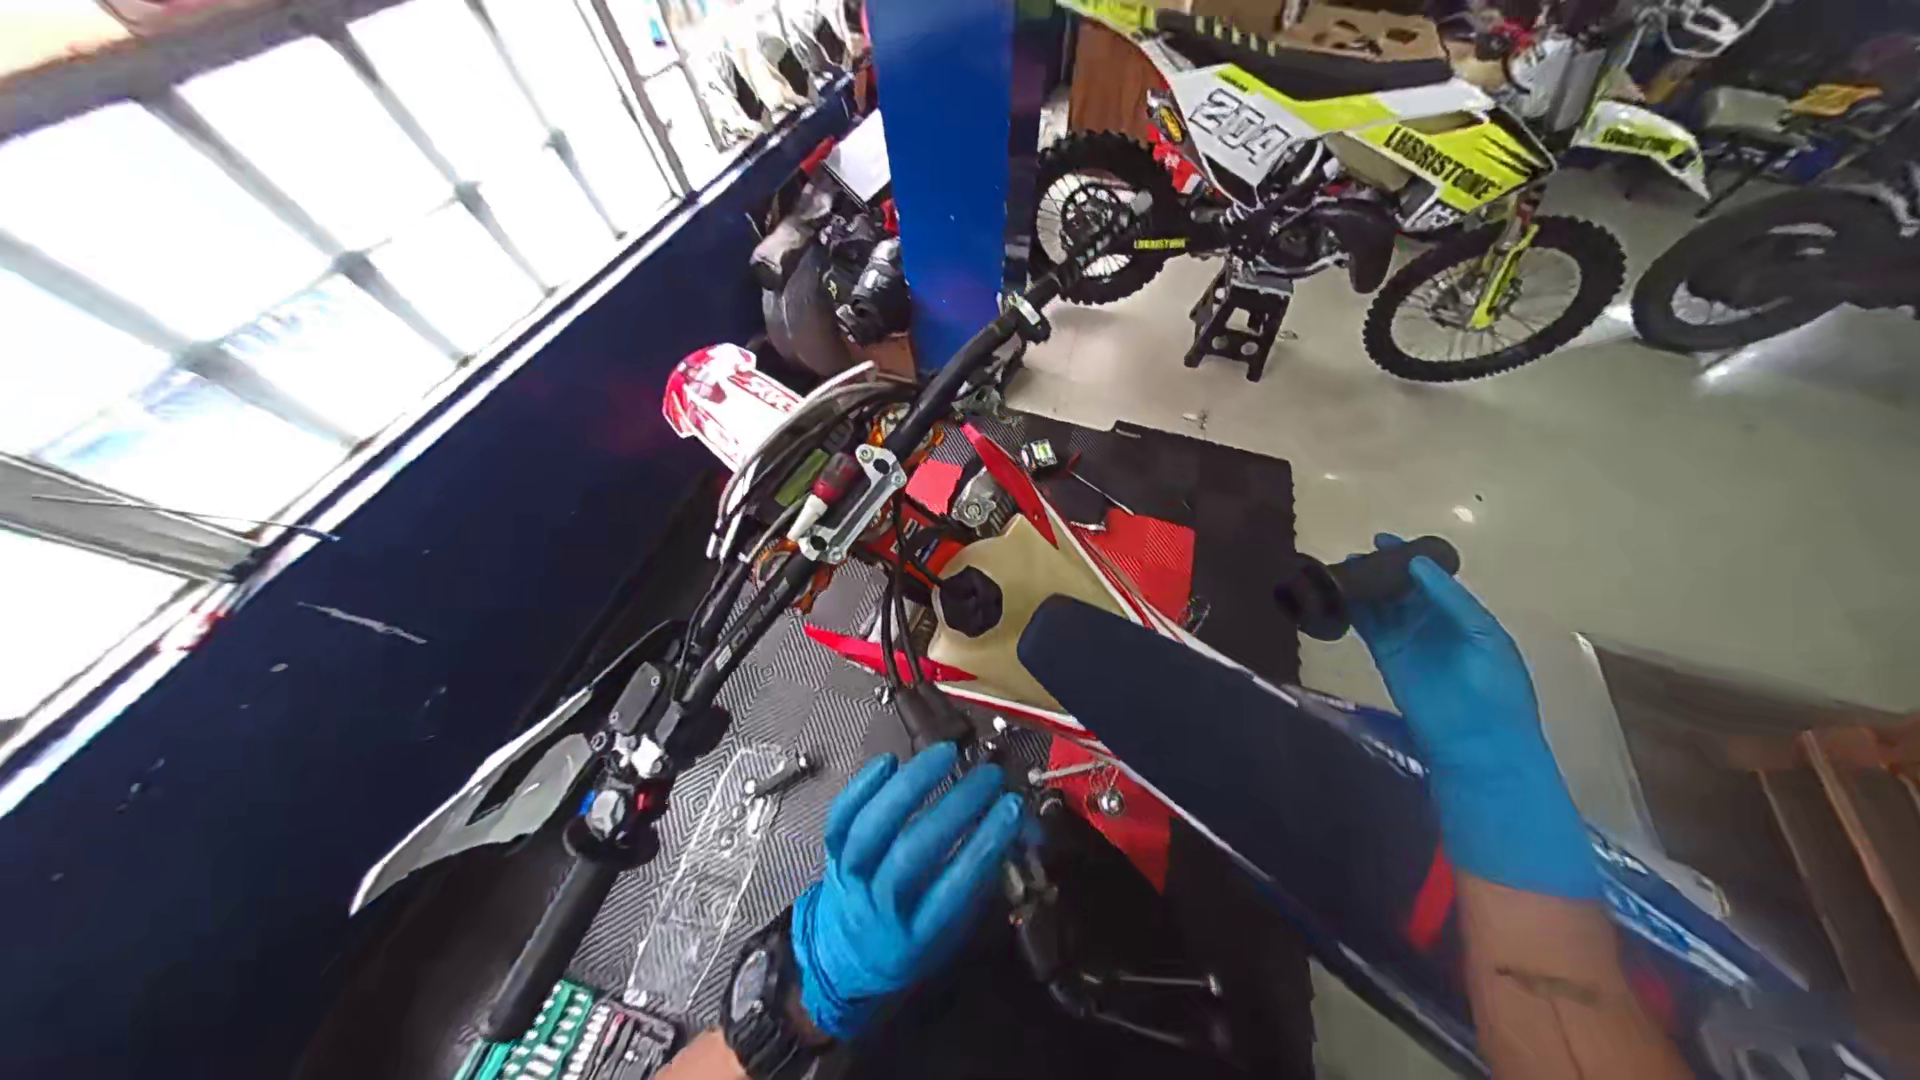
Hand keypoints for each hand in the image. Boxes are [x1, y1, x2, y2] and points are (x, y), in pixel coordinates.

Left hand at [790, 743, 1025, 1038]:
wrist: (846, 959)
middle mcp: (880, 907)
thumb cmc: (914, 940)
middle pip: (912, 853)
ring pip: (871, 829)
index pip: (955, 887)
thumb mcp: (957, 929)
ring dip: (911, 785)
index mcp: (919, 936)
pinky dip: (862, 785)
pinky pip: (840, 817)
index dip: (986, 843)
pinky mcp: (829, 854)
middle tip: (988, 777)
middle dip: (955, 807)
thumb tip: (1022, 827)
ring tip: (945, 754)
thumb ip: (987, 879)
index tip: (1012, 806)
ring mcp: (849, 879)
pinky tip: (890, 760)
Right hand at [1346, 535, 1596, 898]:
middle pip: (1399, 587)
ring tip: (1341, 569)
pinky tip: (1337, 594)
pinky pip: (1365, 625)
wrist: (1478, 742)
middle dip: (1379, 569)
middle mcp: (1431, 622)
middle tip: (1356, 554)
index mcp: (1462, 614)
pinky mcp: (1384, 655)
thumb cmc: (1496, 690)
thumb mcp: (1485, 638)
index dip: (1408, 557)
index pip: (1430, 578)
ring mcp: (1406, 639)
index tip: (1384, 538)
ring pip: (1379, 603)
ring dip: (1362, 586)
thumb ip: (1452, 600)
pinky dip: (1351, 609)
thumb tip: (1417, 564)